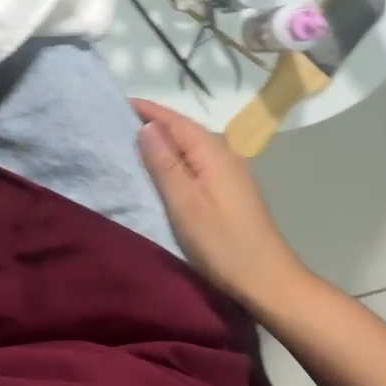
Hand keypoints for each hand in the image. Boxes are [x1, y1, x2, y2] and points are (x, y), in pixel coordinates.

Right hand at [133, 98, 309, 305]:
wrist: (269, 281)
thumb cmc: (223, 244)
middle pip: (185, 129)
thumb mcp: (186, 205)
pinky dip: (177, 157)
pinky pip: (198, 161)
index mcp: (213, 153)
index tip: (117, 103)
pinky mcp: (232, 190)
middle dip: (154, 122)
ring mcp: (231, 172)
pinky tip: (164, 168)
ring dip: (165, 140)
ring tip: (134, 142)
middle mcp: (225, 154)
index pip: (175, 120)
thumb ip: (165, 165)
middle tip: (118, 123)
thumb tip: (146, 127)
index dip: (147, 110)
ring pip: (192, 145)